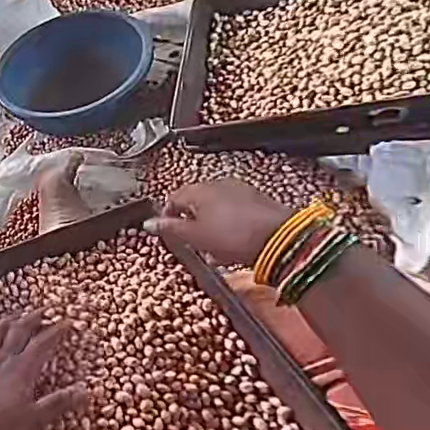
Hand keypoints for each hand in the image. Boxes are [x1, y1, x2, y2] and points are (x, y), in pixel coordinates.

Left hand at [0, 310, 84, 429]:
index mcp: (20, 371)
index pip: (41, 343)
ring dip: (9, 321)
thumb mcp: (35, 419)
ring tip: (17, 315)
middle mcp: (3, 363)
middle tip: (45, 310)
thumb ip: (59, 403)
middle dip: (33, 318)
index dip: (55, 331)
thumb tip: (86, 391)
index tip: (67, 322)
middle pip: (18, 332)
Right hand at [143, 178, 293, 267]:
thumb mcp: (195, 236)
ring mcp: (240, 190)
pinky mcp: (257, 199)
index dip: (167, 215)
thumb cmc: (232, 236)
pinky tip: (231, 241)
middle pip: (195, 201)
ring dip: (209, 223)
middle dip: (190, 220)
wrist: (280, 238)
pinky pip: (233, 209)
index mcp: (199, 190)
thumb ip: (170, 228)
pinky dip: (226, 222)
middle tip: (190, 240)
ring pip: (215, 206)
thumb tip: (148, 223)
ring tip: (211, 245)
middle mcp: (218, 184)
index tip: (168, 231)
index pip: (173, 198)